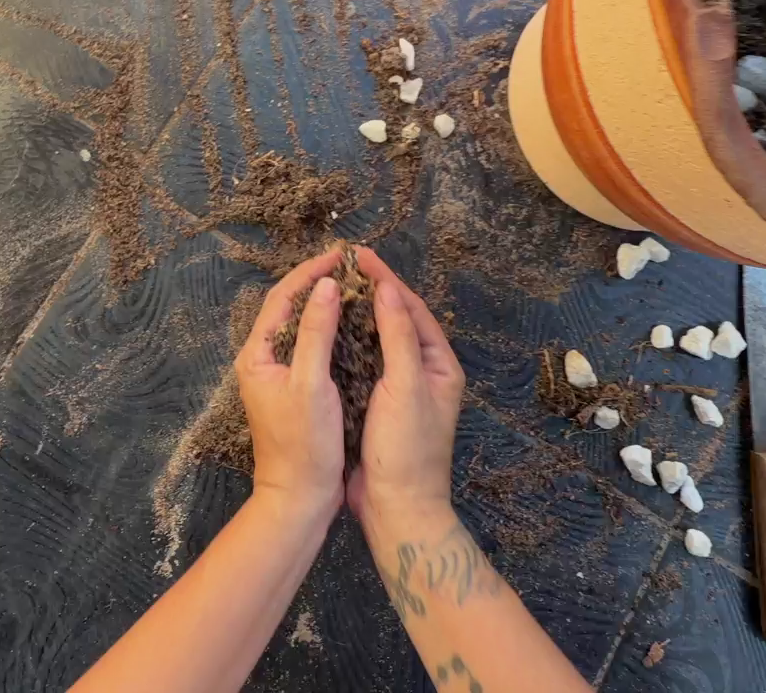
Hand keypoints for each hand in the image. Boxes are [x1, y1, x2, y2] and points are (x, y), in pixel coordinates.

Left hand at [236, 250, 348, 521]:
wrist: (299, 500)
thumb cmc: (303, 445)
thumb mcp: (311, 384)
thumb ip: (317, 333)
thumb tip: (326, 285)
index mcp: (258, 355)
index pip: (282, 298)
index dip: (310, 272)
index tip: (340, 255)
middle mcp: (264, 359)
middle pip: (289, 307)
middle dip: (316, 281)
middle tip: (349, 264)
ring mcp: (280, 374)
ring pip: (302, 325)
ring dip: (325, 302)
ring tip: (353, 284)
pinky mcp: (297, 387)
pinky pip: (312, 345)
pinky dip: (331, 327)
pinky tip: (353, 323)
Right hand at [346, 249, 464, 535]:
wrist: (396, 510)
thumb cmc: (407, 447)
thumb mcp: (406, 385)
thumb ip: (398, 335)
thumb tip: (387, 288)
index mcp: (440, 364)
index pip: (412, 309)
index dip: (386, 280)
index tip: (359, 255)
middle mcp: (422, 371)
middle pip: (396, 320)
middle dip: (372, 291)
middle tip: (342, 266)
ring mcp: (399, 387)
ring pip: (377, 339)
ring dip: (358, 314)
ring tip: (332, 288)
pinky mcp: (376, 402)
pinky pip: (363, 361)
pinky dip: (347, 341)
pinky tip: (326, 329)